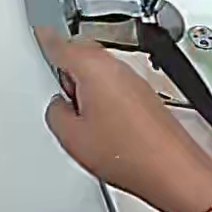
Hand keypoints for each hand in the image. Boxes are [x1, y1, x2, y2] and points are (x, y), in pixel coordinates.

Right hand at [36, 28, 211, 211]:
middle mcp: (115, 66)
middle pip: (79, 52)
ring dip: (84, 85)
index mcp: (91, 66)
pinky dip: (102, 96)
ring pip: (97, 69)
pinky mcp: (144, 93)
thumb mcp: (70, 136)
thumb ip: (53, 110)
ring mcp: (132, 78)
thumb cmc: (132, 155)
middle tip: (57, 95)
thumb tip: (58, 105)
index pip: (57, 42)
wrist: (175, 175)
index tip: (36, 36)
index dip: (42, 40)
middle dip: (64, 68)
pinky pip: (113, 84)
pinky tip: (103, 125)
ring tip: (84, 120)